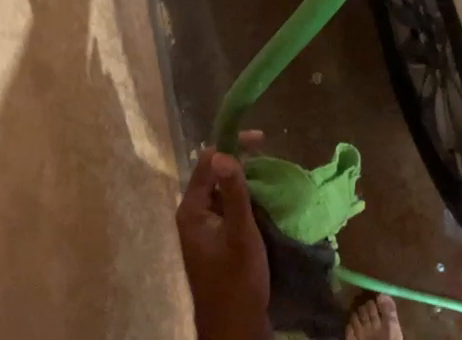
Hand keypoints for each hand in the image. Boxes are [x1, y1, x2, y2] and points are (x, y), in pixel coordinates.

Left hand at [175, 148, 269, 339]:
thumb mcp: (240, 234)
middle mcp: (193, 215)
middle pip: (213, 176)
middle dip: (239, 163)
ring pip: (222, 193)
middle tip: (269, 158)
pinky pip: (228, 210)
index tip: (261, 139)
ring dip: (243, 182)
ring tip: (270, 176)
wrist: (234, 330)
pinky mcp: (216, 243)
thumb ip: (234, 193)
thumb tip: (224, 152)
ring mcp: (204, 230)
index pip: (207, 162)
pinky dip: (244, 201)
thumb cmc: (237, 281)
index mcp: (191, 210)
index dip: (231, 145)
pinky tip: (264, 202)